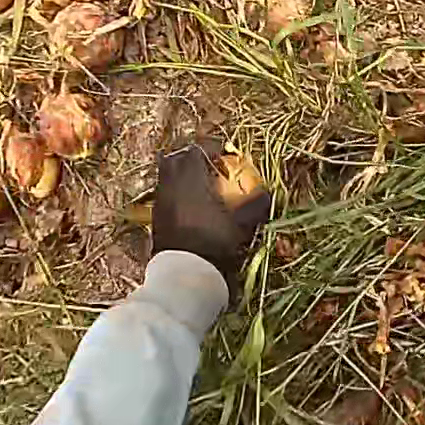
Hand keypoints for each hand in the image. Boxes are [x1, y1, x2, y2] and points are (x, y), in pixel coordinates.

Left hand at [151, 142, 272, 289]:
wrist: (184, 276)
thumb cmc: (213, 243)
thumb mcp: (241, 224)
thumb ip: (256, 205)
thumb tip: (268, 193)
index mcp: (190, 180)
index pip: (196, 150)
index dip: (211, 148)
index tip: (226, 155)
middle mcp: (170, 187)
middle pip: (175, 159)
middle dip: (192, 157)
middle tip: (210, 166)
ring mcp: (160, 204)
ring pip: (167, 177)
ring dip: (183, 176)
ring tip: (203, 187)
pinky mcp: (156, 220)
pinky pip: (165, 195)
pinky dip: (178, 194)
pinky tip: (193, 208)